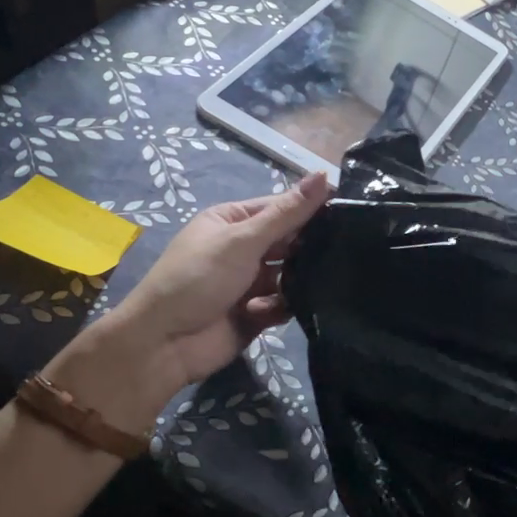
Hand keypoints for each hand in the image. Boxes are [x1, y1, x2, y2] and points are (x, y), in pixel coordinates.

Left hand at [45, 173, 329, 429]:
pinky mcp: (256, 313)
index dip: (313, 207)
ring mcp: (249, 282)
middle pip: (289, 241)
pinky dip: (290, 305)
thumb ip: (287, 213)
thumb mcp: (243, 240)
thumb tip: (325, 174)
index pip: (281, 207)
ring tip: (328, 278)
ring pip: (291, 274)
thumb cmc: (198, 279)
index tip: (351, 209)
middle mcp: (242, 249)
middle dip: (311, 245)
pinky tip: (292, 308)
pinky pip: (286, 304)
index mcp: (232, 221)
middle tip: (349, 247)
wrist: (165, 343)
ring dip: (303, 277)